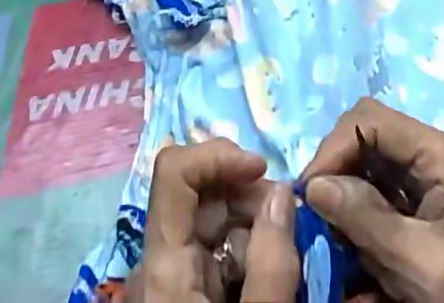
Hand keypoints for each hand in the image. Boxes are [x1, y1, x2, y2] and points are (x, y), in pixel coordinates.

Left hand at [134, 139, 300, 302]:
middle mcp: (153, 260)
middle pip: (197, 195)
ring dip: (249, 223)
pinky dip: (241, 252)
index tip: (263, 168)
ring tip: (283, 252)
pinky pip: (208, 254)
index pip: (173, 170)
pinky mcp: (175, 295)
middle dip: (247, 194)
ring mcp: (163, 280)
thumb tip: (282, 192)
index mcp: (162, 264)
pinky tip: (265, 277)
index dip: (218, 155)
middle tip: (290, 218)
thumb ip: (272, 264)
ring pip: (207, 223)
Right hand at [302, 98, 443, 302]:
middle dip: (336, 167)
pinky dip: (355, 207)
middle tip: (317, 208)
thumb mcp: (420, 262)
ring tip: (331, 225)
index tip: (311, 190)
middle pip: (365, 133)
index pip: (370, 119)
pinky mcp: (419, 198)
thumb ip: (366, 219)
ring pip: (365, 159)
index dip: (335, 146)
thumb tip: (313, 186)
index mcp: (441, 153)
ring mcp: (426, 174)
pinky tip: (350, 235)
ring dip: (342, 188)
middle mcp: (431, 152)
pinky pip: (374, 186)